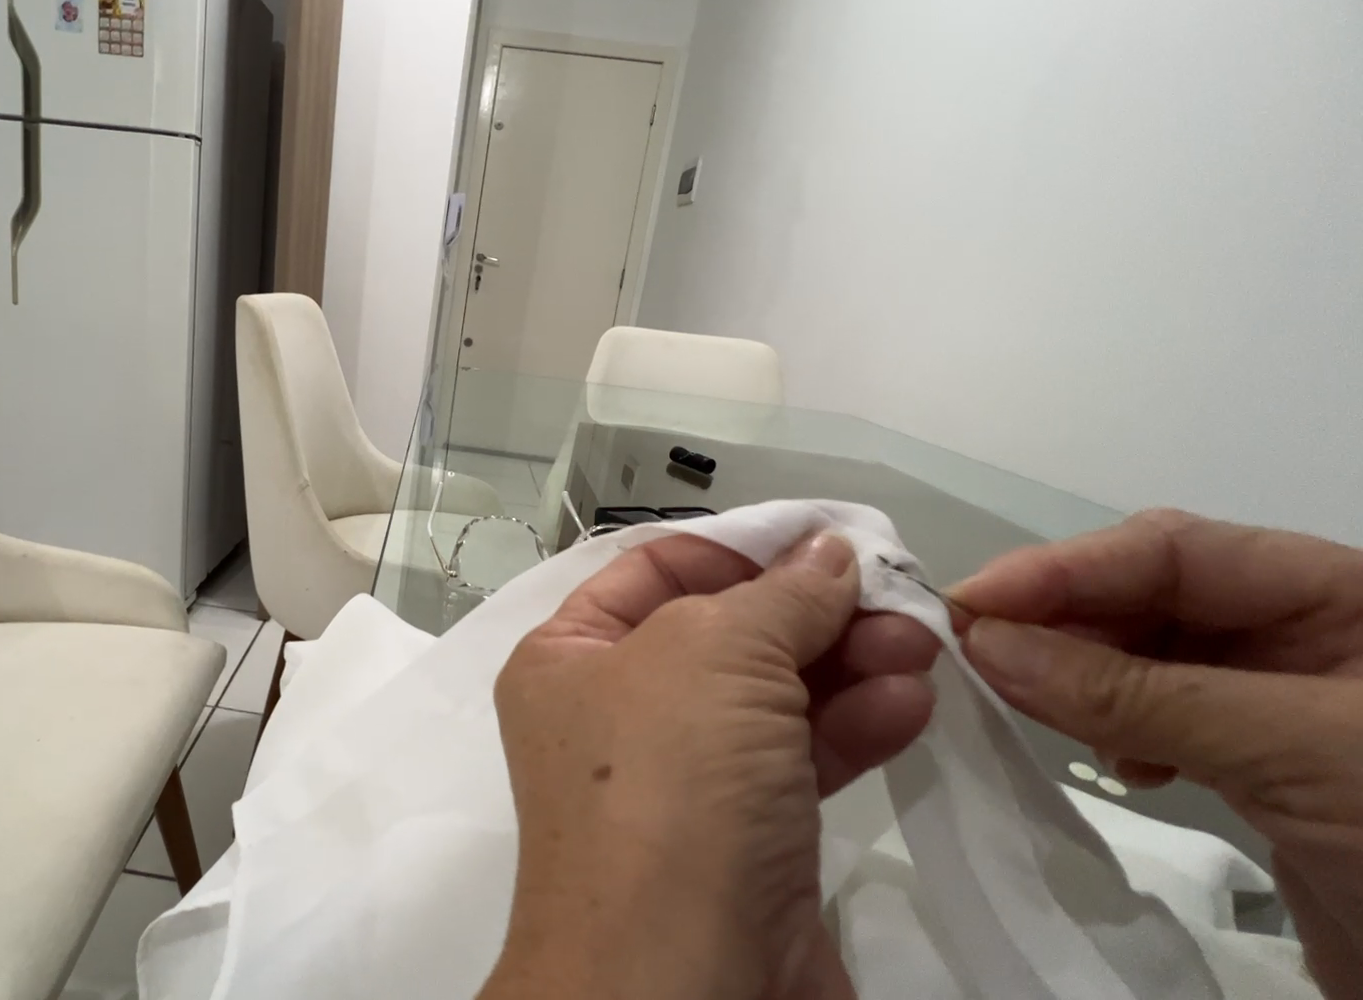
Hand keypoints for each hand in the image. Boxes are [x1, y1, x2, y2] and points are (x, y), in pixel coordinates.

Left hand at [479, 532, 939, 999]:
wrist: (680, 987)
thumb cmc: (667, 783)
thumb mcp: (712, 654)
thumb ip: (777, 595)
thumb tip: (828, 552)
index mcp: (567, 655)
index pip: (651, 570)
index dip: (735, 546)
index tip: (822, 534)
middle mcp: (612, 709)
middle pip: (719, 631)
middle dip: (806, 609)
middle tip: (893, 593)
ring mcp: (676, 775)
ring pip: (766, 694)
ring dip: (843, 662)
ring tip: (919, 640)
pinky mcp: (738, 835)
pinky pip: (795, 758)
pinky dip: (850, 725)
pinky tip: (910, 700)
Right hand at [953, 509, 1362, 996]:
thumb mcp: (1298, 755)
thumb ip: (1132, 693)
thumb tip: (981, 642)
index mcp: (1345, 598)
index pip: (1171, 550)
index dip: (1061, 568)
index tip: (969, 604)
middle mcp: (1308, 635)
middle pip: (1145, 595)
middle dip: (1058, 621)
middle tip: (977, 654)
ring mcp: (1278, 701)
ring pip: (1137, 657)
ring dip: (1073, 678)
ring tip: (1029, 706)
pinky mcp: (1258, 763)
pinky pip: (1152, 717)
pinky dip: (1108, 730)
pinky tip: (1117, 763)